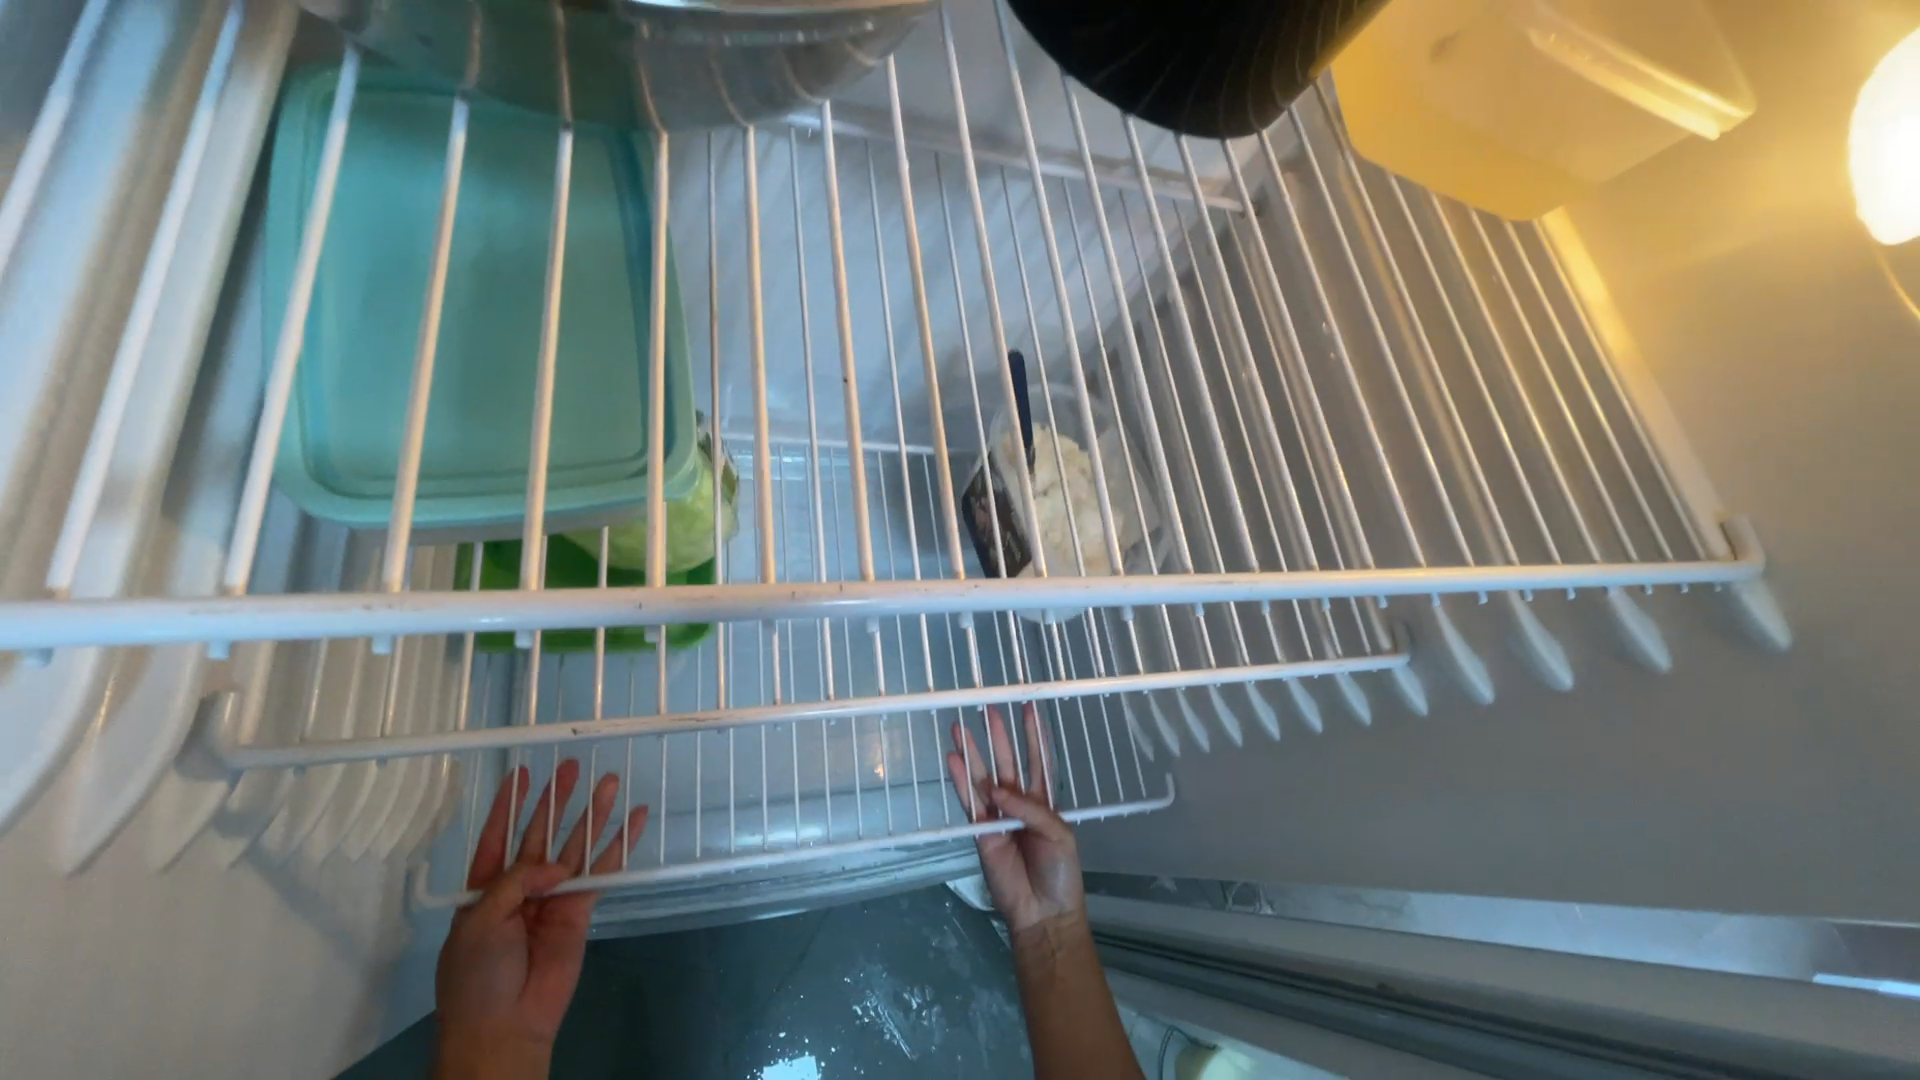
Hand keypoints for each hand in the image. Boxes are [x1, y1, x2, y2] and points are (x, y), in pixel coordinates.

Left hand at [434, 760, 648, 1079]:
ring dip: (593, 814)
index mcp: (485, 889)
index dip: (510, 805)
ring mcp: (554, 896)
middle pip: (542, 833)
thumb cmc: (476, 976)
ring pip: (576, 845)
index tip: (522, 773)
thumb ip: (516, 881)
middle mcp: (521, 886)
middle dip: (556, 800)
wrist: (504, 1025)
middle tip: (571, 767)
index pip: (498, 836)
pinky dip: (620, 846)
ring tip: (609, 781)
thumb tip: (558, 866)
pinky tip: (634, 821)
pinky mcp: (582, 909)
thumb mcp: (480, 922)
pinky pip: (604, 870)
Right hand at [946, 704, 1084, 937]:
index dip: (1034, 736)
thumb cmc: (1060, 870)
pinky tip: (954, 759)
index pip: (1039, 761)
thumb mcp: (1058, 833)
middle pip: (1007, 762)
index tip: (1029, 708)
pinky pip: (969, 801)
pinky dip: (960, 780)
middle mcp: (1019, 802)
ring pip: (983, 777)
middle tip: (988, 710)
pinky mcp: (981, 831)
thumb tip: (995, 790)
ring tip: (960, 727)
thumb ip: (1029, 808)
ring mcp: (998, 815)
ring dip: (973, 753)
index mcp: (1044, 801)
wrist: (1044, 910)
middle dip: (998, 737)